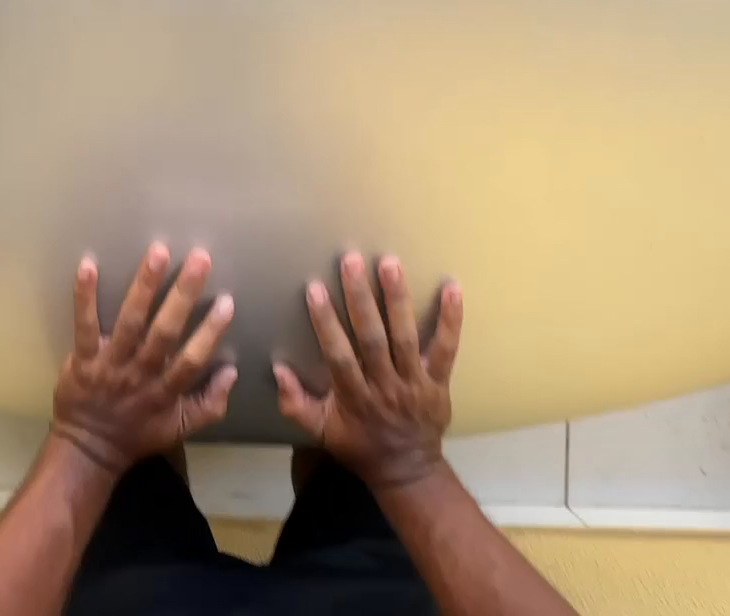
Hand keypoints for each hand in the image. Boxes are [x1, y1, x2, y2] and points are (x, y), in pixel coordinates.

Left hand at [51, 243, 237, 473]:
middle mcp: (140, 373)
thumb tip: (232, 370)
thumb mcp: (180, 428)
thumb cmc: (138, 433)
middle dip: (183, 294)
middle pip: (164, 332)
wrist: (88, 449)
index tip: (226, 300)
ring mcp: (110, 364)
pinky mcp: (82, 359)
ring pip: (129, 322)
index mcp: (166, 390)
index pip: (192, 358)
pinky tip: (88, 265)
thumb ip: (211, 404)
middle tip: (200, 257)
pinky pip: (84, 325)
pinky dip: (85, 296)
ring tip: (157, 252)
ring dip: (144, 285)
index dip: (210, 331)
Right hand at [273, 252, 462, 488]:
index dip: (326, 322)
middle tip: (351, 260)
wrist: (407, 471)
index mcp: (354, 397)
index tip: (315, 288)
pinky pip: (447, 348)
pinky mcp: (439, 381)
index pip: (338, 354)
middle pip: (373, 338)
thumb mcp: (320, 432)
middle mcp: (385, 386)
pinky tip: (451, 289)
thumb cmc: (358, 445)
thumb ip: (295, 403)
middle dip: (361, 298)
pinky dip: (450, 319)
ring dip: (398, 298)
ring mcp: (415, 383)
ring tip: (390, 263)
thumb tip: (278, 368)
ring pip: (406, 337)